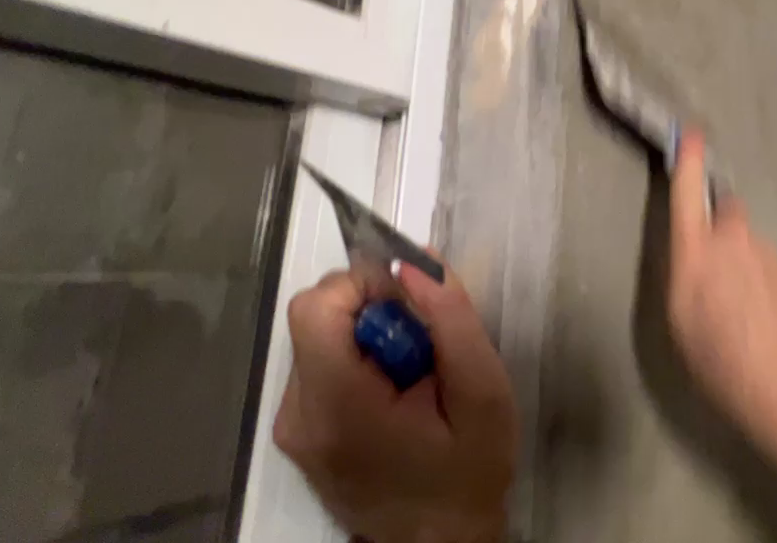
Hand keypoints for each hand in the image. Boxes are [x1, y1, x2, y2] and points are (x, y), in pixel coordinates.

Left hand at [274, 259, 515, 542]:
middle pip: (317, 317)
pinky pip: (322, 361)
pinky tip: (398, 387)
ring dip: (369, 332)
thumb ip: (450, 320)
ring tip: (417, 370)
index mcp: (338, 405)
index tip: (412, 300)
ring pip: (321, 335)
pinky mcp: (301, 431)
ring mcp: (294, 426)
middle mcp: (299, 414)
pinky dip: (360, 356)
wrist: (441, 542)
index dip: (364, 283)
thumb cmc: (469, 468)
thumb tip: (413, 261)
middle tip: (424, 340)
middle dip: (373, 307)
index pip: (316, 307)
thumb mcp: (482, 390)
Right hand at [665, 131, 776, 472]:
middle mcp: (733, 241)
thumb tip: (692, 254)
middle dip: (715, 225)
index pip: (687, 194)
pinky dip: (755, 275)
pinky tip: (756, 313)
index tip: (690, 131)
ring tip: (733, 305)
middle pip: (723, 211)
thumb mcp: (681, 322)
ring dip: (737, 257)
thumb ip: (685, 274)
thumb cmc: (722, 362)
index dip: (688, 161)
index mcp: (697, 252)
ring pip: (745, 238)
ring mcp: (766, 251)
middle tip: (708, 264)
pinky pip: (762, 259)